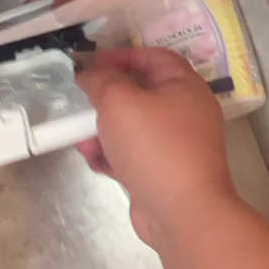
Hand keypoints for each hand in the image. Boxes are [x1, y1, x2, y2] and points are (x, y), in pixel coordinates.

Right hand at [75, 46, 235, 249]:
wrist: (182, 213)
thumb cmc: (154, 146)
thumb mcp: (118, 100)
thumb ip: (100, 79)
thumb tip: (90, 73)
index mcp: (184, 87)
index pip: (153, 57)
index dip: (121, 56)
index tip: (91, 64)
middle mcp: (186, 113)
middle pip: (140, 93)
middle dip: (106, 99)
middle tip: (82, 102)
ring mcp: (177, 146)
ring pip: (132, 126)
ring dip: (103, 130)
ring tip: (83, 139)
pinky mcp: (165, 173)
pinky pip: (134, 154)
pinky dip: (113, 155)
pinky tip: (96, 161)